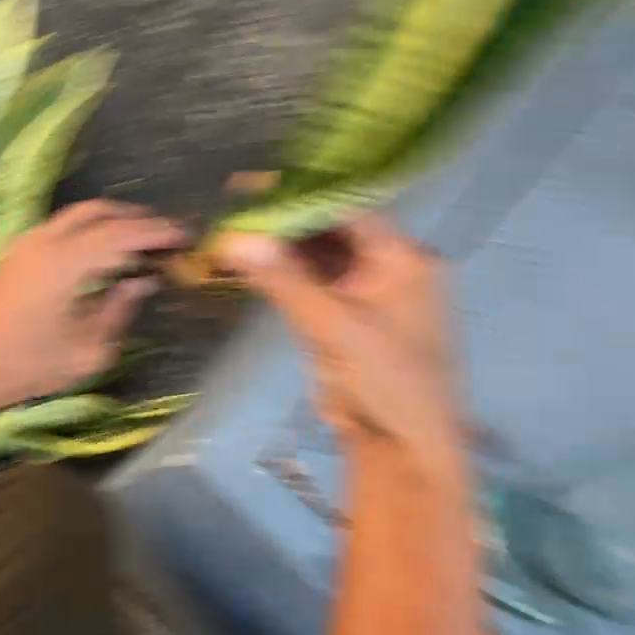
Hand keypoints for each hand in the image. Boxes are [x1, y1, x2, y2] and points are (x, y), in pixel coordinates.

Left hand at [0, 201, 185, 419]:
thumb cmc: (27, 368)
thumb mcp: (87, 350)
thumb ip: (118, 310)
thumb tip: (141, 281)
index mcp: (63, 262)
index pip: (120, 233)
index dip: (155, 232)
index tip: (184, 236)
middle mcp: (41, 242)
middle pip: (96, 211)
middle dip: (133, 218)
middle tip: (163, 234)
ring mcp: (21, 245)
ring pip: (73, 217)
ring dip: (107, 222)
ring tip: (137, 243)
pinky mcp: (10, 256)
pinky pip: (57, 230)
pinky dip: (84, 232)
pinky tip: (99, 255)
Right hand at [219, 215, 460, 451]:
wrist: (402, 448)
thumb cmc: (387, 382)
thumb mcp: (335, 327)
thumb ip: (284, 280)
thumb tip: (234, 238)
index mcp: (405, 261)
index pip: (349, 210)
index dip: (300, 194)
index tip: (251, 186)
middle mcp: (388, 269)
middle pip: (330, 231)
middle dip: (282, 220)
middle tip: (232, 206)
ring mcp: (365, 295)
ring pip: (315, 258)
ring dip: (276, 247)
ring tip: (229, 231)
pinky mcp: (343, 319)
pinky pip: (307, 285)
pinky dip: (278, 274)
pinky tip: (245, 264)